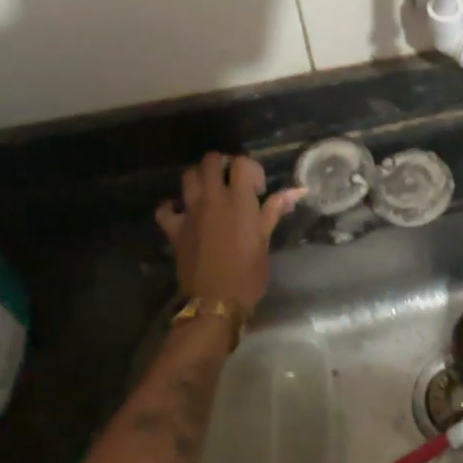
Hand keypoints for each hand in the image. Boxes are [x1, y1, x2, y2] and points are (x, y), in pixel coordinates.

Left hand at [155, 153, 304, 313]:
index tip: (257, 189)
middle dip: (222, 164)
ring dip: (199, 178)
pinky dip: (171, 207)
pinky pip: (165, 209)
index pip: (242, 163)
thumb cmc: (248, 272)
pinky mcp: (174, 229)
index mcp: (238, 200)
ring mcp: (190, 212)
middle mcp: (212, 199)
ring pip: (188, 176)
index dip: (251, 169)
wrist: (215, 301)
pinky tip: (181, 212)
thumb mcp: (265, 240)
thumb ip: (274, 210)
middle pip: (211, 161)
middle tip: (231, 181)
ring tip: (209, 192)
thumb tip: (297, 190)